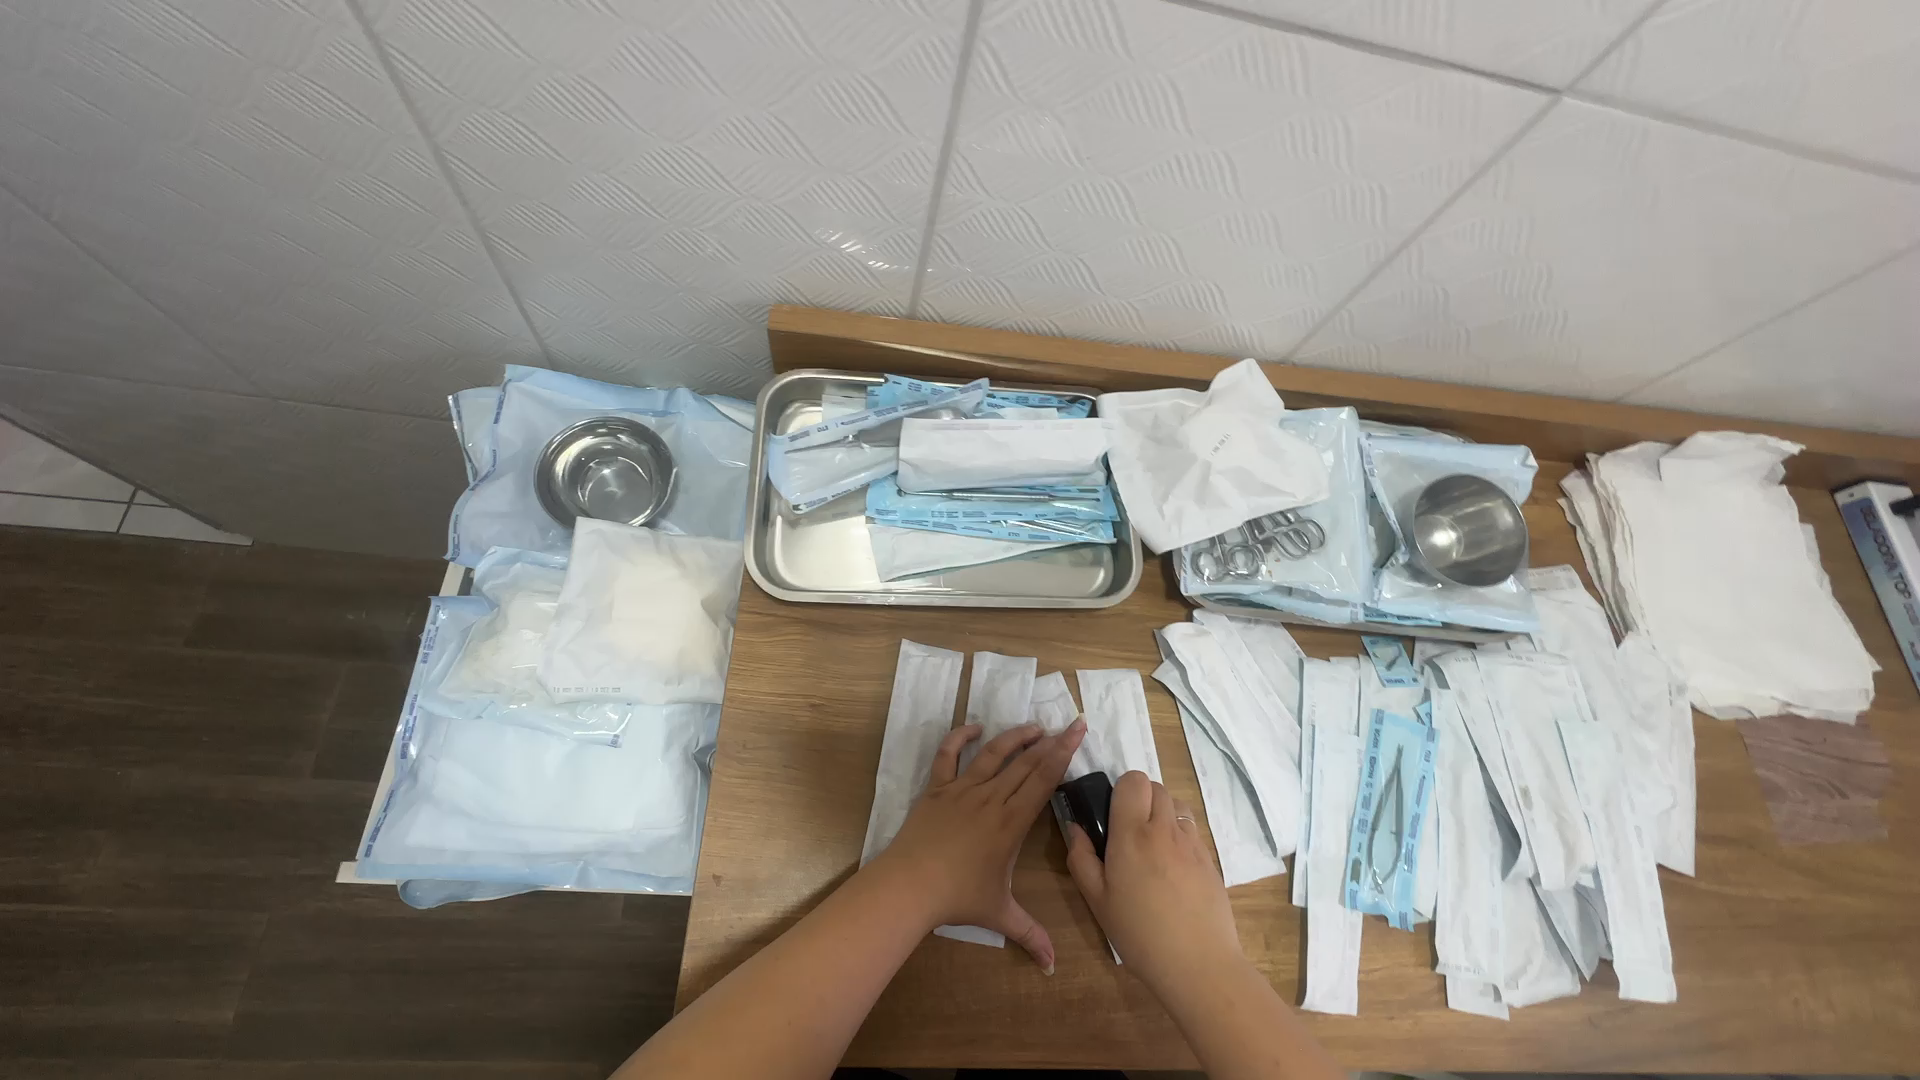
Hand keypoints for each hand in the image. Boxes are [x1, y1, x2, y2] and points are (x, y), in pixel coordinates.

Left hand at [871, 718, 1085, 972]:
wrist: (910, 885)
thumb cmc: (957, 898)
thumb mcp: (999, 915)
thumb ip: (1030, 935)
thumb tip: (1052, 967)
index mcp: (1011, 822)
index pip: (1044, 780)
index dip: (1063, 753)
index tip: (1078, 731)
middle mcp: (990, 798)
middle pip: (1025, 762)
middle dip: (1050, 741)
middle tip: (1068, 725)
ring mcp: (962, 789)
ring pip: (993, 754)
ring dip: (1015, 737)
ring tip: (1033, 726)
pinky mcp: (936, 788)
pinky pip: (948, 755)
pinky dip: (959, 737)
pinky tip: (974, 728)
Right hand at [1065, 771, 1243, 995]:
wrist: (1199, 965)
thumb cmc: (1139, 934)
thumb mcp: (1097, 901)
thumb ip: (1081, 858)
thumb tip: (1076, 828)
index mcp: (1133, 834)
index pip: (1133, 780)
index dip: (1121, 789)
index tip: (1112, 814)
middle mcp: (1164, 829)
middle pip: (1156, 786)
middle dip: (1141, 799)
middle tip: (1128, 831)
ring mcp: (1192, 843)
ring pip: (1176, 805)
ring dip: (1162, 814)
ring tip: (1152, 847)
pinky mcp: (1210, 859)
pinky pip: (1192, 830)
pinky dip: (1179, 836)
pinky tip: (1172, 870)